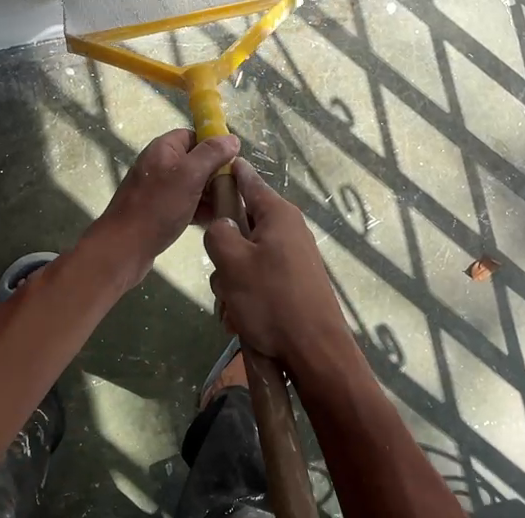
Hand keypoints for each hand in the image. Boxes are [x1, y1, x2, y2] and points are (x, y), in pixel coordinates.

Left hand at [89, 129, 238, 282]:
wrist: (123, 249)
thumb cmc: (157, 207)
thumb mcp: (189, 175)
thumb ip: (211, 154)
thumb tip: (232, 139)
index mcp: (164, 149)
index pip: (194, 136)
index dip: (214, 147)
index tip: (232, 164)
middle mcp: (159, 165)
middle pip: (196, 161)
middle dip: (216, 175)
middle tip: (233, 191)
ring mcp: (158, 189)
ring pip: (192, 185)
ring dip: (210, 195)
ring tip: (228, 209)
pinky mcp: (158, 211)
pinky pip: (185, 204)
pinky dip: (199, 210)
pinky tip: (213, 222)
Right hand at [204, 159, 351, 372]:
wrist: (315, 350)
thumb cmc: (272, 300)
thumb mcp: (233, 262)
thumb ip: (218, 233)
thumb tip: (222, 225)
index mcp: (278, 214)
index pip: (248, 180)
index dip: (228, 174)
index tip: (209, 173)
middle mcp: (288, 229)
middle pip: (242, 225)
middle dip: (224, 252)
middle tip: (221, 275)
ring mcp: (292, 257)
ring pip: (246, 258)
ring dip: (232, 283)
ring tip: (233, 308)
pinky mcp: (293, 283)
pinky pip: (259, 280)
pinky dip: (246, 297)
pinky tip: (242, 321)